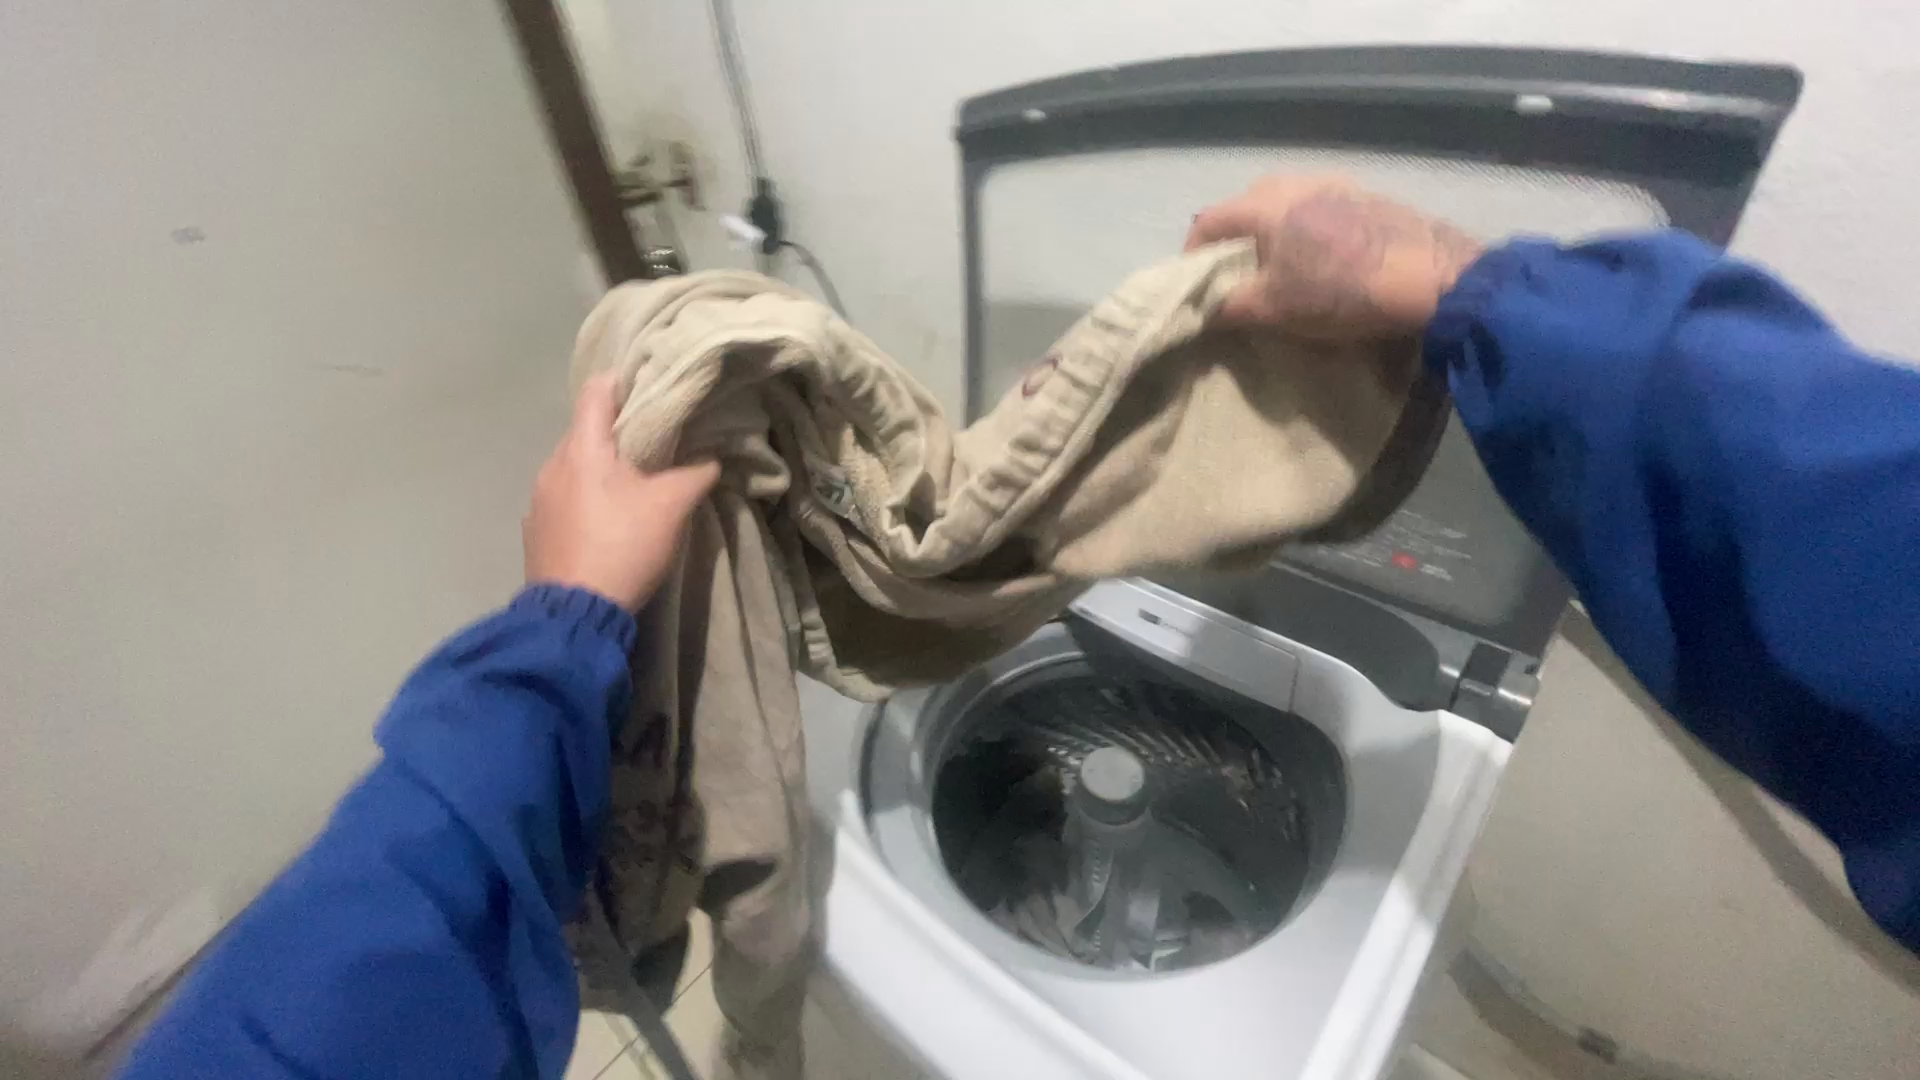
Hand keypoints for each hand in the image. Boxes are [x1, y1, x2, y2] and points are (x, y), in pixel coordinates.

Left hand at [524, 373, 720, 611]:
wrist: (575, 612)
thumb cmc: (623, 545)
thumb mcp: (672, 506)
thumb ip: (695, 473)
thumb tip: (712, 458)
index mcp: (582, 449)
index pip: (597, 391)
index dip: (626, 382)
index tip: (655, 390)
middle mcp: (552, 465)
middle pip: (588, 431)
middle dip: (623, 432)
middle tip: (661, 443)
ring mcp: (539, 500)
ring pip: (578, 467)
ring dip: (606, 469)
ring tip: (638, 486)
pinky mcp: (537, 530)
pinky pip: (567, 498)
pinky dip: (590, 498)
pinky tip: (610, 522)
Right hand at [1185, 175, 1482, 339]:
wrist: (1433, 278)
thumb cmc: (1339, 292)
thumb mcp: (1271, 309)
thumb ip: (1227, 307)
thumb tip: (1202, 310)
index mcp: (1266, 205)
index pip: (1208, 220)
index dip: (1190, 254)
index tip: (1192, 286)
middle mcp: (1296, 183)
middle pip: (1244, 205)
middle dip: (1229, 240)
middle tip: (1230, 276)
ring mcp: (1336, 184)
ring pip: (1282, 203)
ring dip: (1266, 233)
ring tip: (1272, 269)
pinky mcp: (1366, 197)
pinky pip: (1315, 207)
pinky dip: (1300, 230)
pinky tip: (1314, 259)